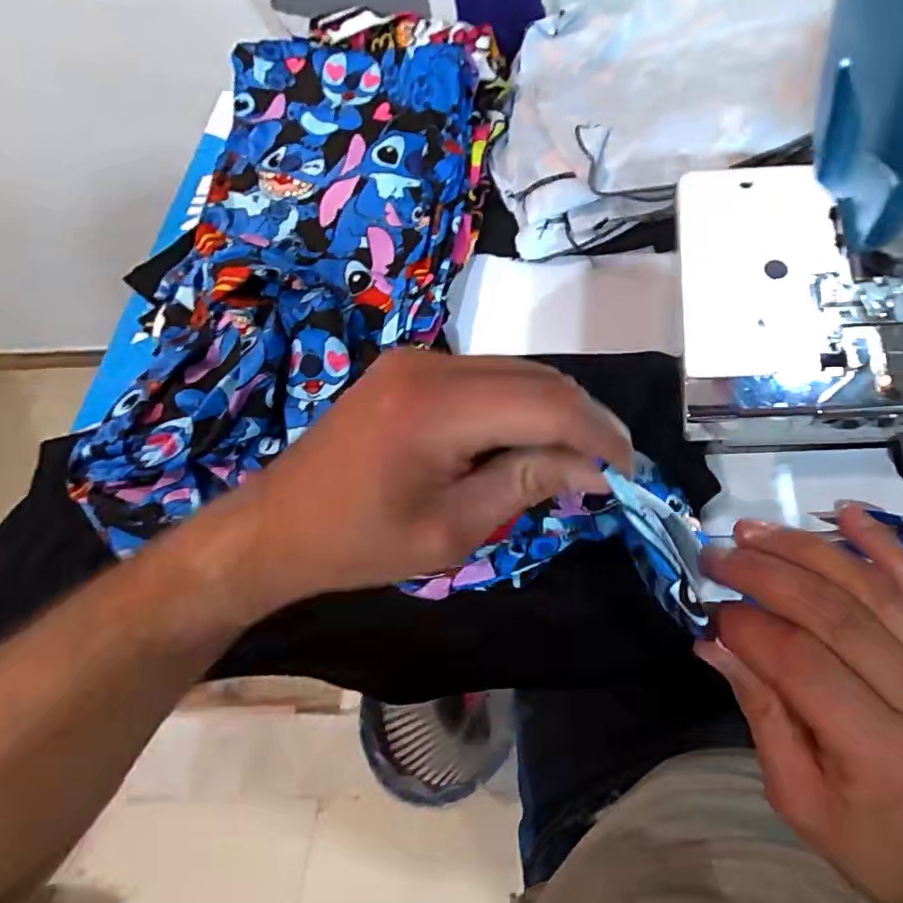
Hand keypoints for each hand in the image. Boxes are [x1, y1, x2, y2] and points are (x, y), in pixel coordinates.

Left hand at [196, 349, 633, 616]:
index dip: (598, 434)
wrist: (272, 526)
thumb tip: (596, 470)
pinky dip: (527, 404)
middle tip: (614, 465)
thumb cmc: (358, 544)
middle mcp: (432, 364)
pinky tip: (537, 438)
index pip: (547, 404)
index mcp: (436, 408)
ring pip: (523, 372)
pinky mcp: (416, 365)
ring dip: (561, 411)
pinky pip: (494, 375)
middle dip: (587, 420)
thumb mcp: (451, 530)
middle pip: (541, 379)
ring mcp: (421, 358)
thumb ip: (528, 485)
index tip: (629, 469)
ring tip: (584, 455)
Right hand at [697, 506, 902, 902]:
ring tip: (756, 531)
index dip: (751, 629)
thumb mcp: (793, 793)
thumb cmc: (858, 832)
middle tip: (720, 556)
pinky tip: (845, 511)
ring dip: (808, 547)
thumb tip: (712, 639)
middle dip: (768, 575)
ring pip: (869, 585)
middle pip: (837, 613)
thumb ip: (759, 710)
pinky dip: (879, 540)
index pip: (806, 666)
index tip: (709, 607)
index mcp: (881, 752)